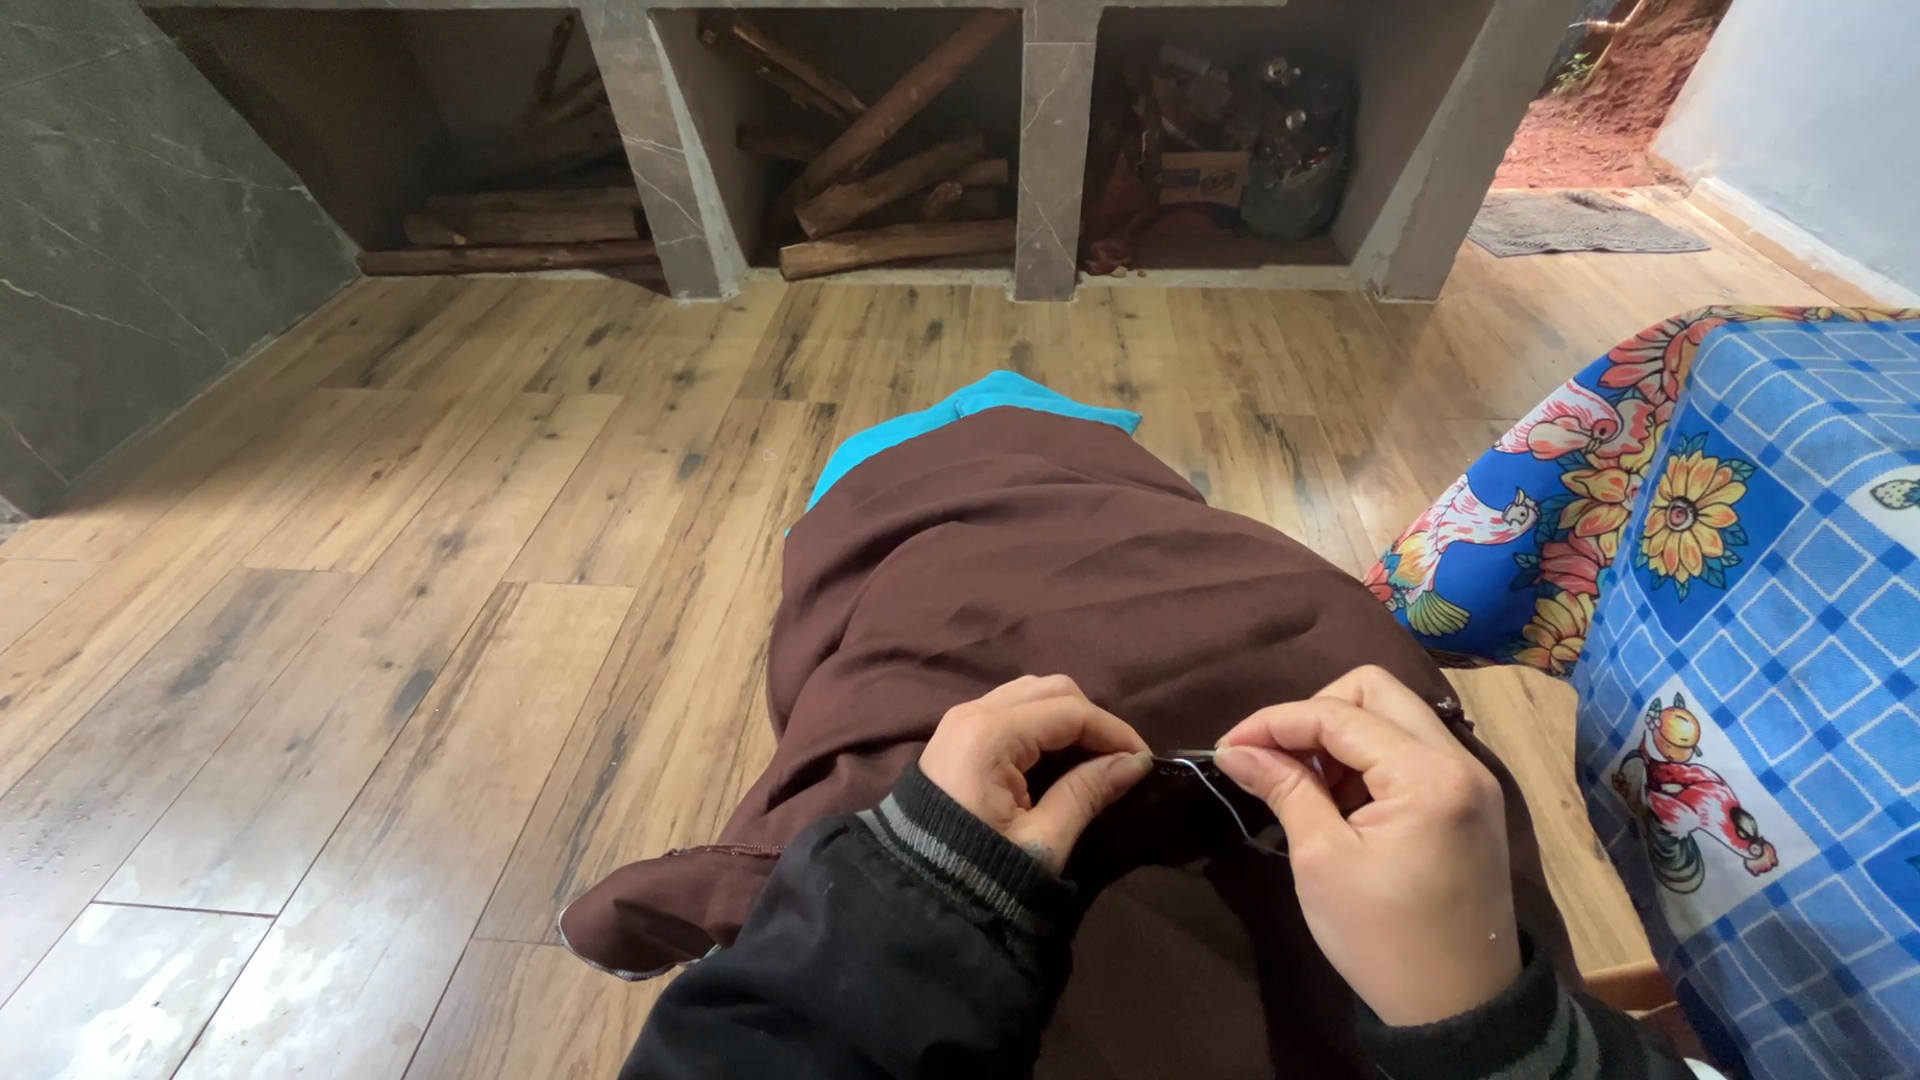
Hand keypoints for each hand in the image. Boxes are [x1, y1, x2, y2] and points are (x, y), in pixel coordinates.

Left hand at [920, 675, 1151, 873]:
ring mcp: (961, 718)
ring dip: (1066, 717)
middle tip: (1119, 759)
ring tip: (1093, 757)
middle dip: (1091, 718)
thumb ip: (1087, 792)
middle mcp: (973, 711)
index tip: (1144, 760)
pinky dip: (1042, 722)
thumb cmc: (980, 871)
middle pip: (1050, 688)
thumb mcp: (1043, 841)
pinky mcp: (957, 732)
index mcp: (991, 734)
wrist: (914, 893)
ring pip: (1030, 692)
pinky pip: (1011, 707)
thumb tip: (1134, 762)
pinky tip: (1060, 755)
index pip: (1069, 711)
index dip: (1114, 731)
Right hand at [1213, 666, 1521, 1026]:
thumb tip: (1234, 750)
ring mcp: (1467, 779)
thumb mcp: (1321, 859)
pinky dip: (1361, 755)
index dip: (1274, 722)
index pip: (1336, 714)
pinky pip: (1405, 746)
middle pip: (1373, 689)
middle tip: (1276, 753)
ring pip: (1390, 712)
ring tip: (1300, 779)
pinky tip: (1334, 794)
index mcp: (1427, 776)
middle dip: (1312, 712)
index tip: (1230, 746)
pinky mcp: (1464, 798)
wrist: (1464, 1014)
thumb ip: (1282, 787)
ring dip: (1336, 732)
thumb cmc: (1384, 939)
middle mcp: (1458, 761)